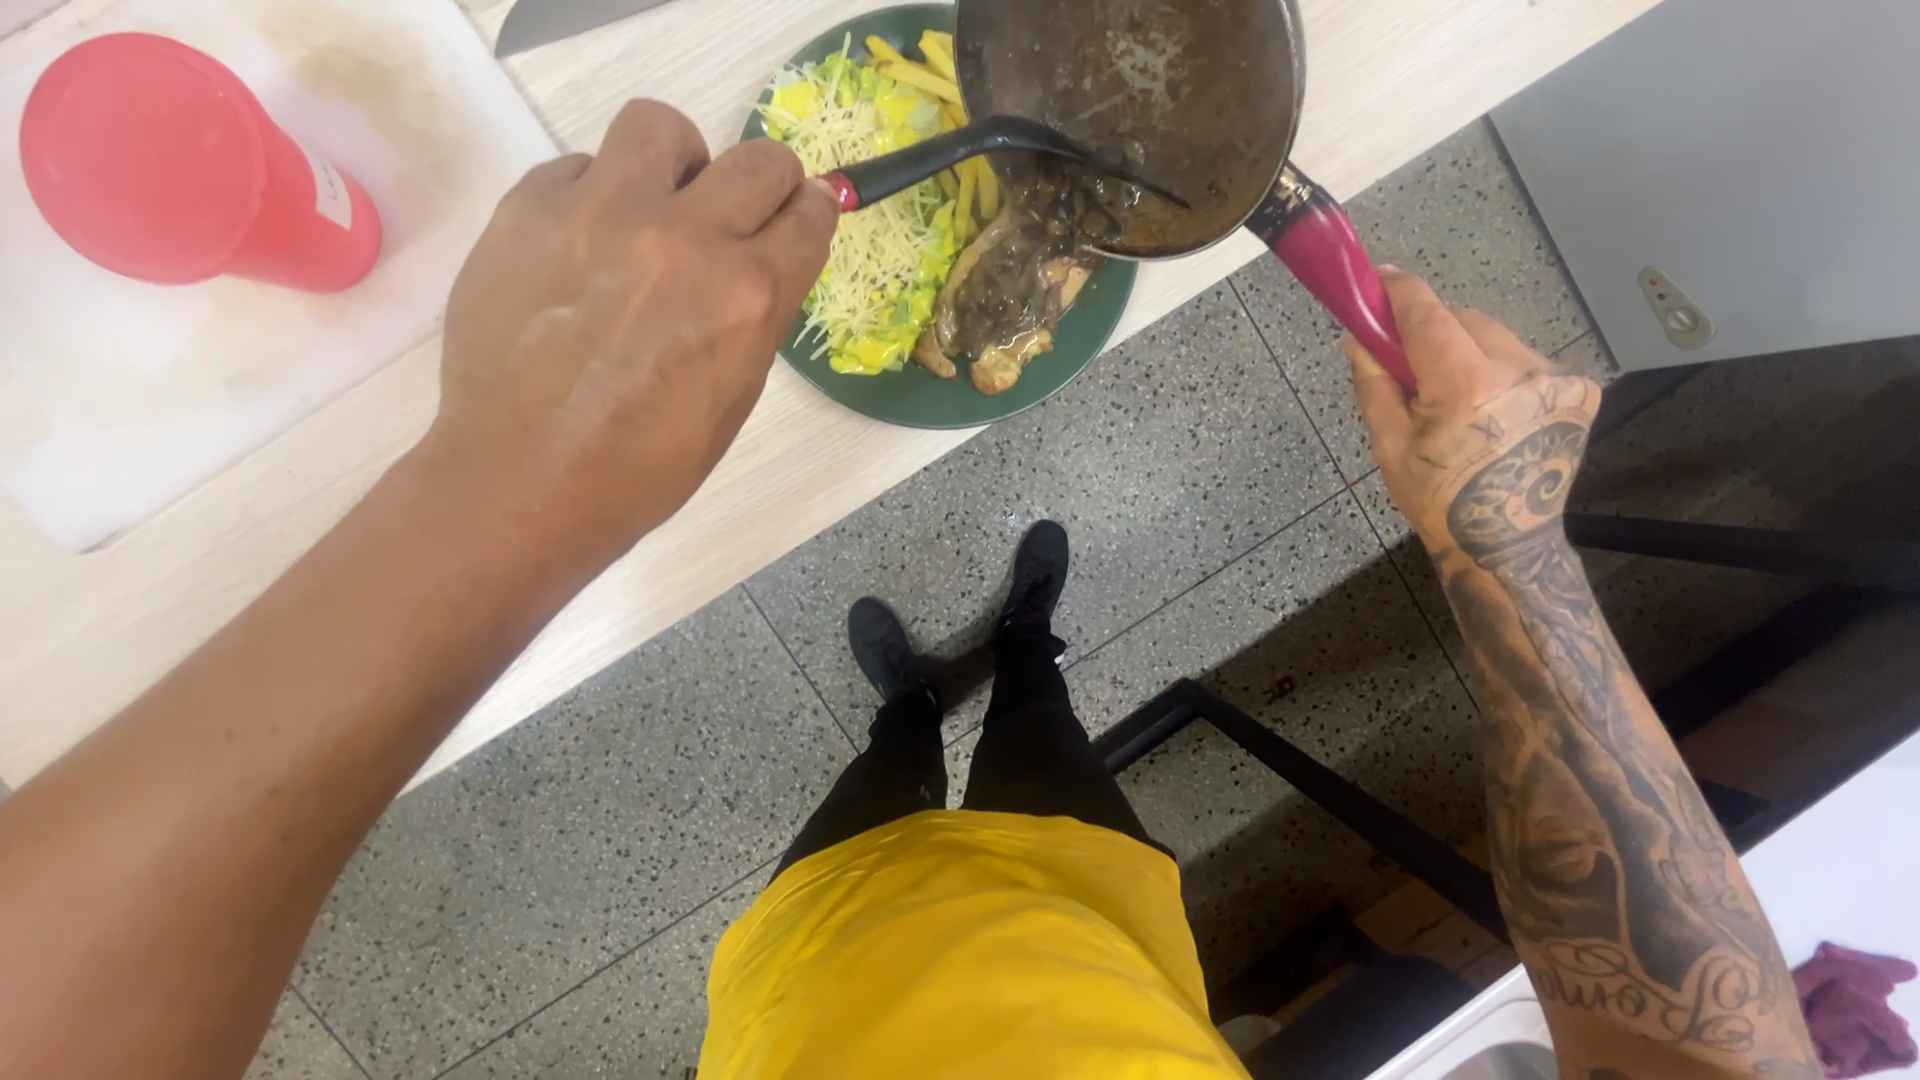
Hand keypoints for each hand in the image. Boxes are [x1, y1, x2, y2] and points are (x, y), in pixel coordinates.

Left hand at [425, 100, 836, 561]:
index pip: (810, 215)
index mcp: (749, 296)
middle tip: (744, 212)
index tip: (801, 218)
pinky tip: (586, 247)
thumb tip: (757, 264)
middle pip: (759, 160)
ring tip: (657, 207)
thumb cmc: (649, 463)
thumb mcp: (735, 395)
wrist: (529, 478)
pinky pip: (580, 166)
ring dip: (678, 163)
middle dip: (769, 184)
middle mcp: (686, 238)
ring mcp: (601, 213)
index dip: (813, 214)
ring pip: (661, 127)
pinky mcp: (529, 207)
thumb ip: (756, 316)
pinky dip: (597, 196)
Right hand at [1345, 271, 1601, 554]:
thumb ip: (1374, 384)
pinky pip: (1523, 359)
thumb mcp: (1389, 445)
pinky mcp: (1578, 389)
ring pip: (1495, 337)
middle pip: (1464, 321)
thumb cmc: (1436, 498)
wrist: (1505, 541)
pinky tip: (1484, 405)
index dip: (1402, 292)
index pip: (1429, 316)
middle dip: (1430, 328)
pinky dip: (1495, 368)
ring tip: (1446, 391)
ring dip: (1463, 348)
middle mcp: (1519, 371)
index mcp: (1465, 386)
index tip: (1380, 277)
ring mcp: (1556, 379)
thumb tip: (1356, 338)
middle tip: (1404, 356)